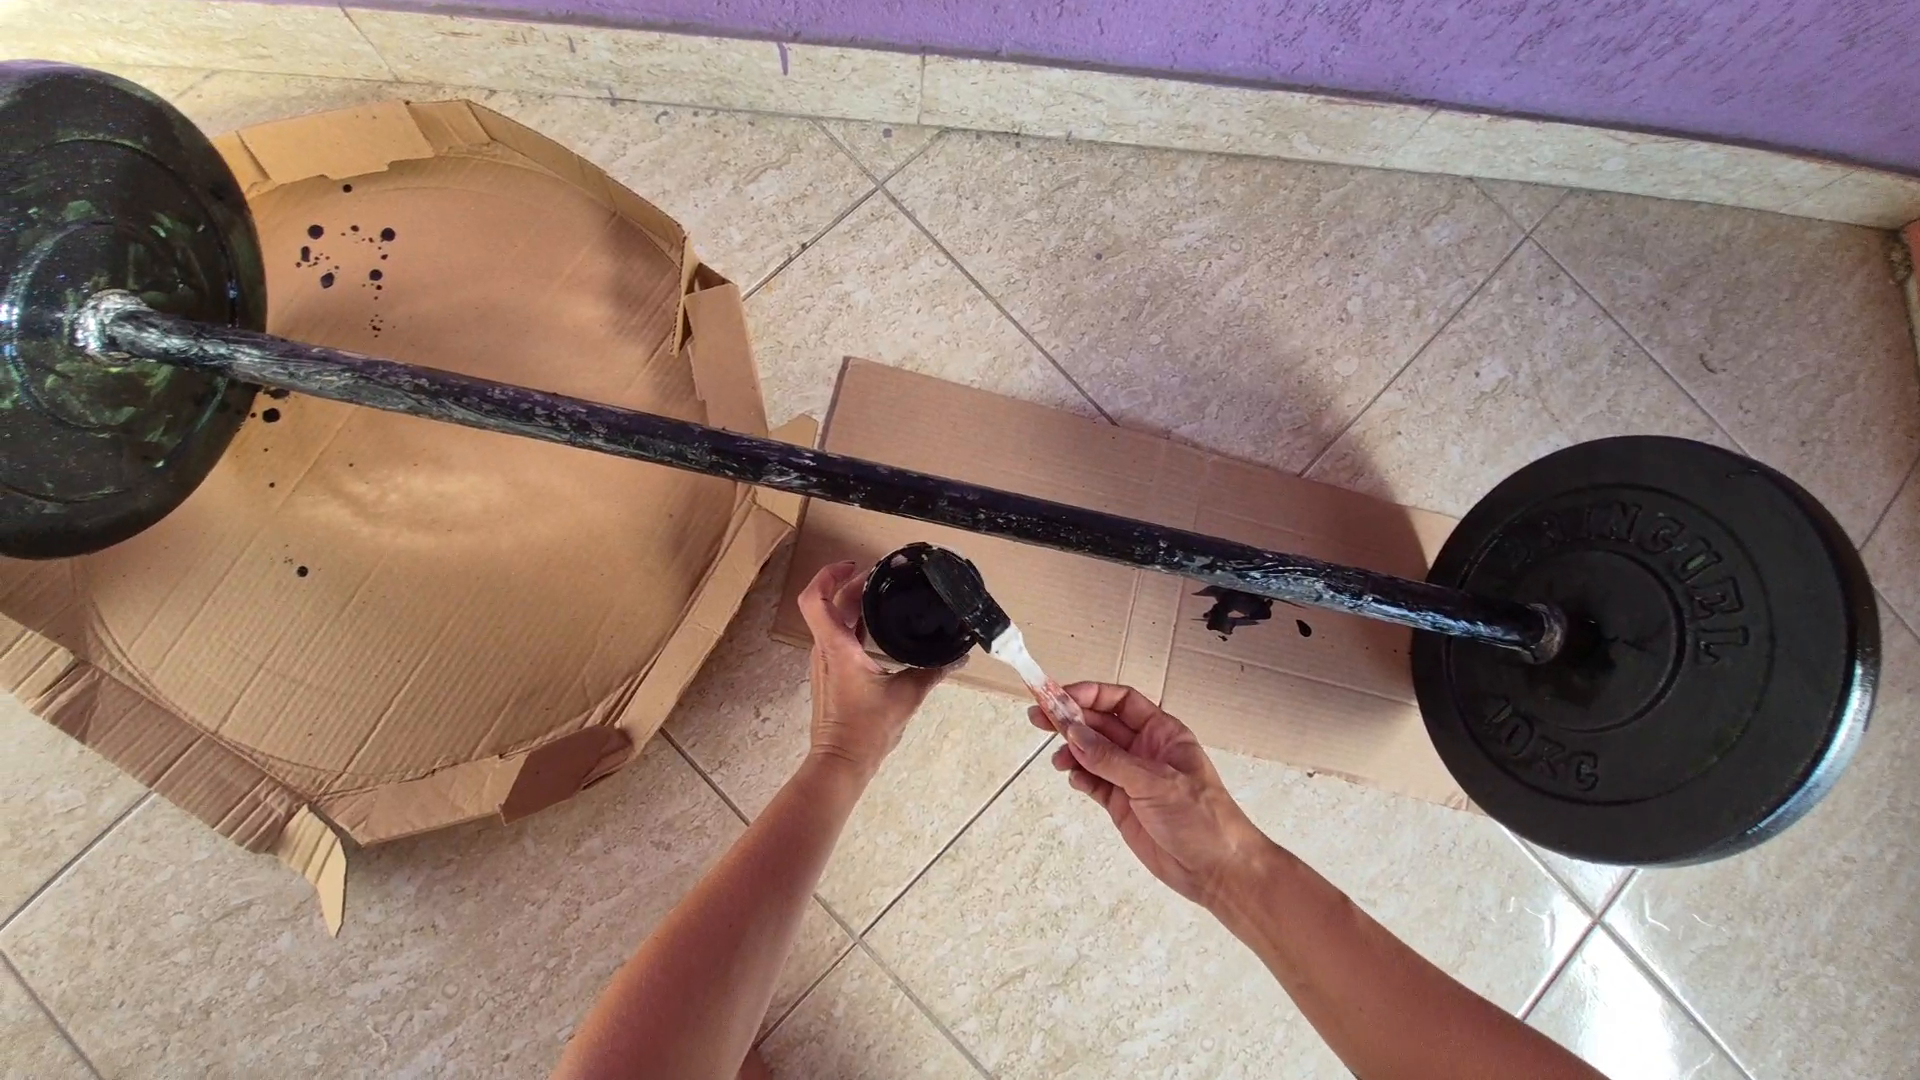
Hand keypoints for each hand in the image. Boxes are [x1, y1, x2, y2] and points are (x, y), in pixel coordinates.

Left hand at [798, 561, 945, 780]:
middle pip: (829, 603)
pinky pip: (838, 636)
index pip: (815, 599)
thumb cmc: (866, 731)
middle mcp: (825, 650)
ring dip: (853, 603)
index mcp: (837, 647)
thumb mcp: (906, 696)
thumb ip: (934, 671)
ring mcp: (825, 662)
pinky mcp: (831, 674)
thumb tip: (959, 657)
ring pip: (833, 620)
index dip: (828, 574)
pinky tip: (878, 626)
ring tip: (883, 594)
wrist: (840, 764)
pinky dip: (855, 623)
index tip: (855, 565)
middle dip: (853, 584)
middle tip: (884, 576)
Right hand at [1031, 683, 1271, 907]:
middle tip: (1039, 717)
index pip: (1121, 701)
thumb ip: (1110, 758)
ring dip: (1071, 751)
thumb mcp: (1155, 782)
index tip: (1062, 695)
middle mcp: (1144, 750)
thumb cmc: (1204, 819)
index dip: (1091, 694)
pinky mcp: (1121, 804)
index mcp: (1162, 732)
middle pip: (1100, 724)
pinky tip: (1073, 778)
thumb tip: (1074, 733)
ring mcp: (1131, 777)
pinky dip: (1079, 777)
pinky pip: (1092, 782)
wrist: (1217, 871)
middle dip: (1070, 720)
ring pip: (1091, 753)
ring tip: (1057, 760)